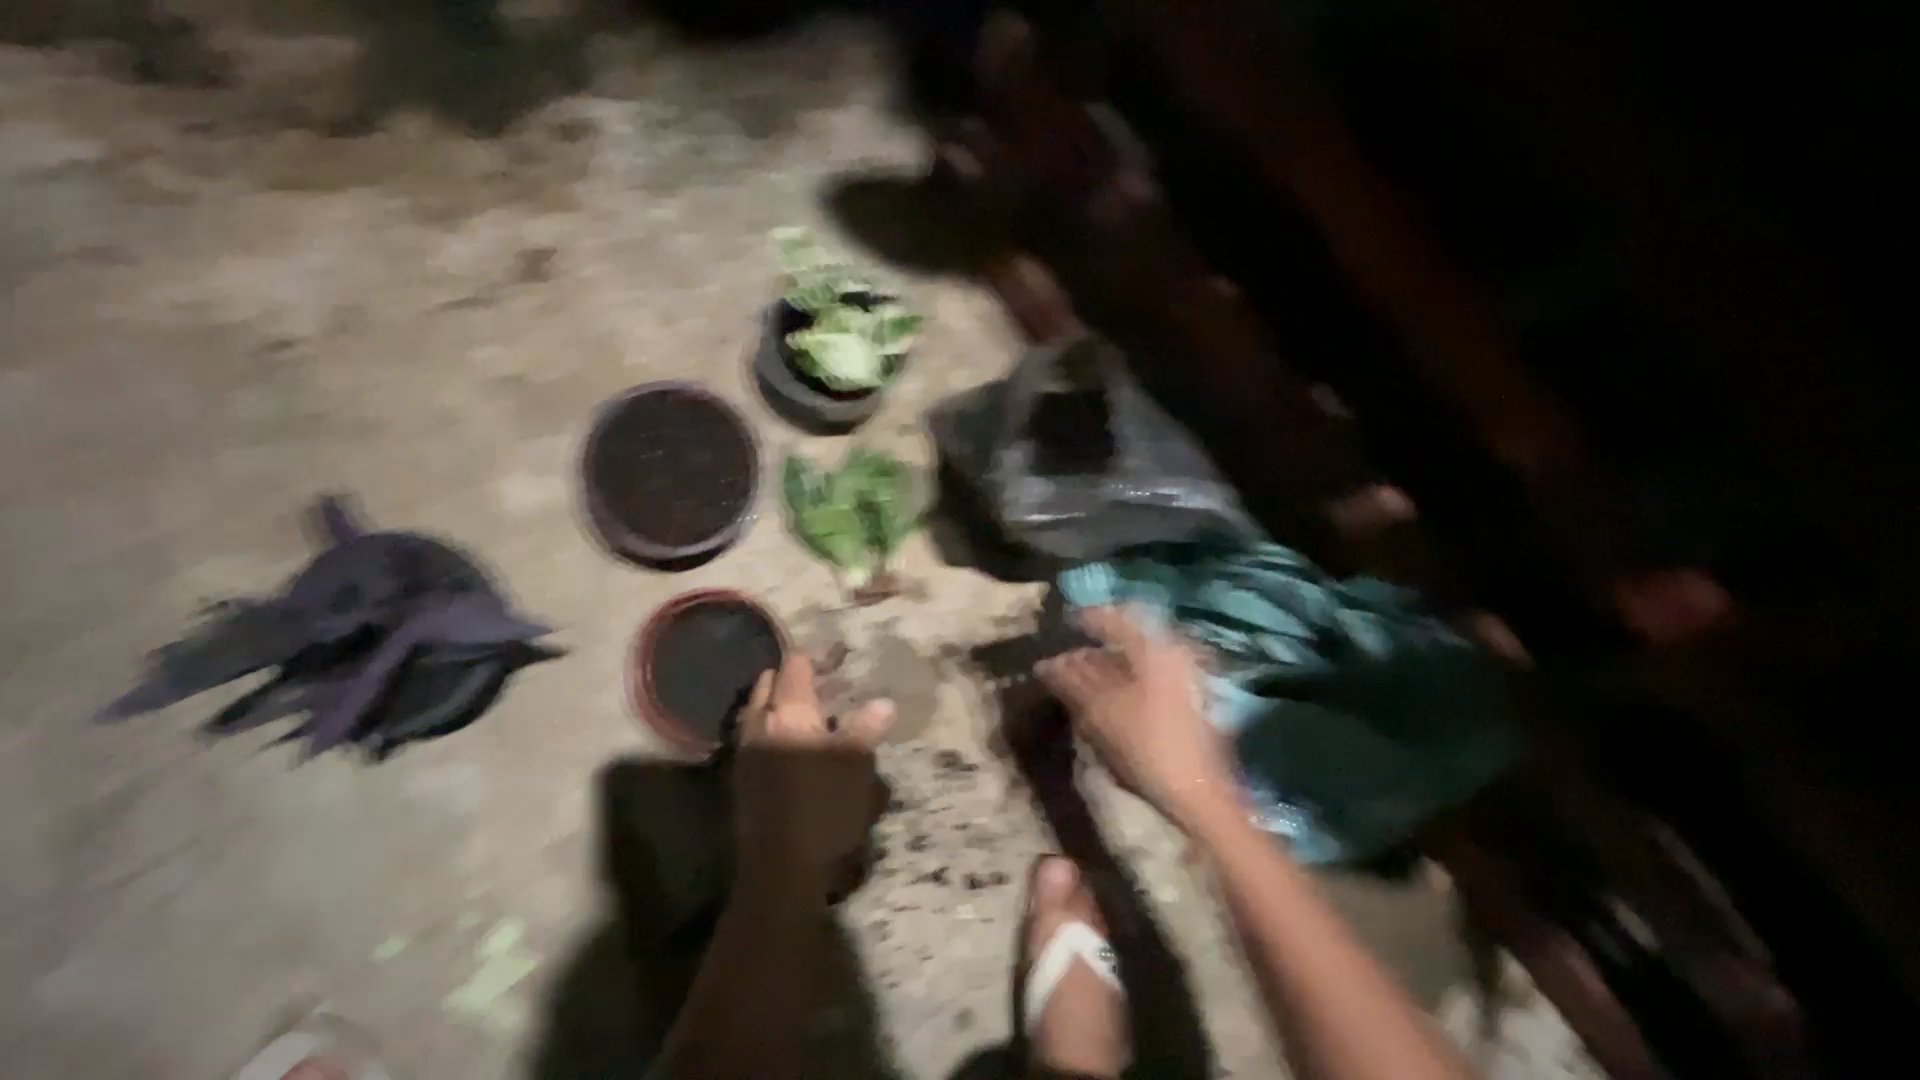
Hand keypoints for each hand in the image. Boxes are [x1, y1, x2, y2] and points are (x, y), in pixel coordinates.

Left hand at [731, 655, 894, 897]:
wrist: (779, 870)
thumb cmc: (824, 810)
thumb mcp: (856, 765)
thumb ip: (867, 728)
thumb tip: (882, 703)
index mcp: (787, 713)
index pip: (795, 667)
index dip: (817, 657)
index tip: (838, 656)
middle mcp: (758, 724)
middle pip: (769, 685)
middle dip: (792, 678)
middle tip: (824, 684)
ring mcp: (744, 752)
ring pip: (757, 711)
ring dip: (778, 705)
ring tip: (809, 714)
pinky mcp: (739, 779)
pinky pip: (753, 737)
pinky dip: (771, 730)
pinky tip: (793, 747)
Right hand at [1036, 606, 1240, 829]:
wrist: (1198, 791)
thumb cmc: (1146, 745)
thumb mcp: (1099, 712)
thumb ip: (1070, 681)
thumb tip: (1046, 663)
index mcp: (1154, 647)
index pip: (1114, 618)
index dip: (1084, 620)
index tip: (1061, 626)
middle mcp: (1173, 653)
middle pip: (1127, 639)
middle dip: (1093, 649)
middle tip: (1065, 663)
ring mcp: (1186, 677)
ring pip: (1138, 661)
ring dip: (1107, 668)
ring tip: (1079, 685)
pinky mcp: (1188, 701)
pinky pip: (1149, 678)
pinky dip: (1125, 683)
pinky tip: (1106, 703)